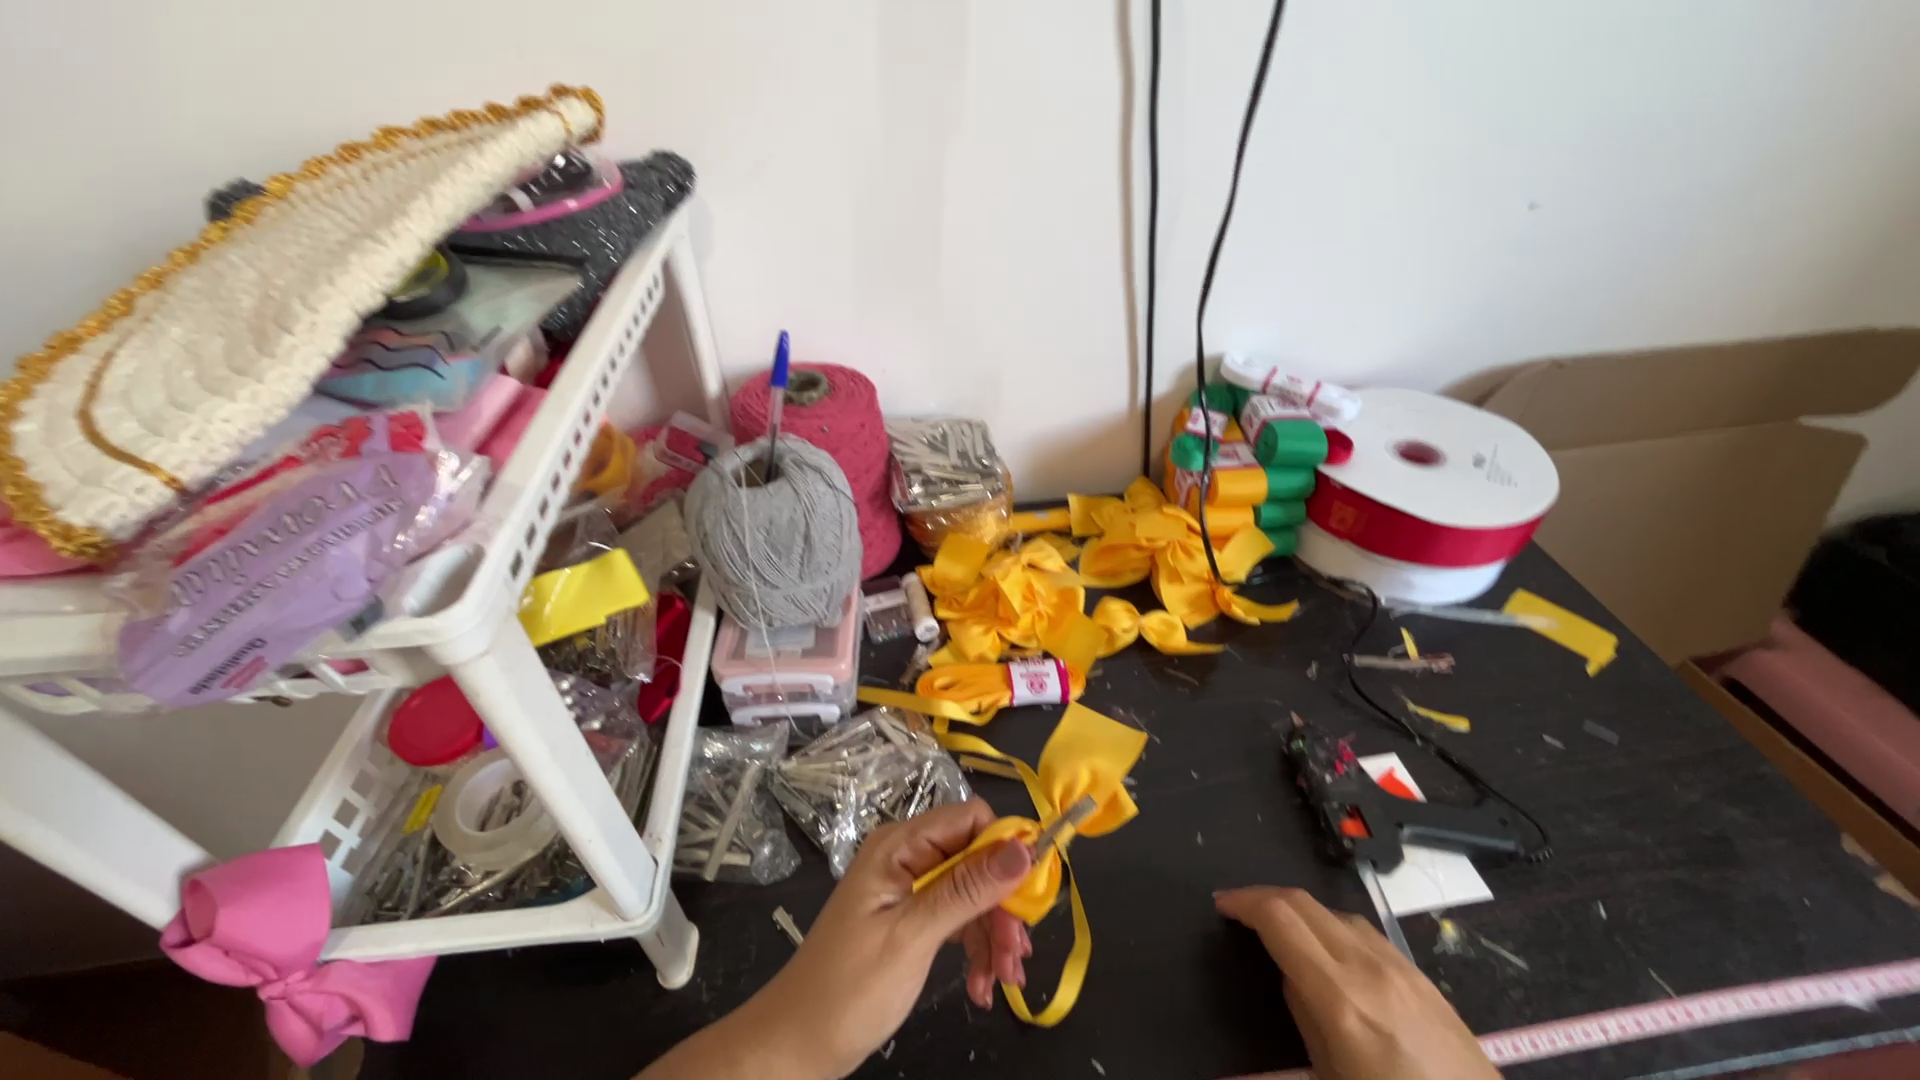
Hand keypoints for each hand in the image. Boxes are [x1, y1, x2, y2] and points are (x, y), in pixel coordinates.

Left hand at [740, 798, 1032, 1077]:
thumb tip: (1024, 846)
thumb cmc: (850, 987)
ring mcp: (910, 889)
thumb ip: (969, 888)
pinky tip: (982, 988)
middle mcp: (907, 857)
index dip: (1006, 848)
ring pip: (974, 894)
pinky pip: (959, 920)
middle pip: (978, 861)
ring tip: (1003, 981)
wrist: (798, 1044)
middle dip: (1002, 906)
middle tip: (1016, 956)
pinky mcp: (913, 919)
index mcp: (900, 845)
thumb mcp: (914, 935)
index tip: (1031, 893)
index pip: (971, 819)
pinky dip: (976, 950)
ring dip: (993, 936)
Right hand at [1215, 886, 1496, 1079]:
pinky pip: (1365, 932)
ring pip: (1335, 911)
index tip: (1221, 905)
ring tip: (1278, 926)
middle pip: (1304, 902)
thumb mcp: (1329, 1074)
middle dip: (1264, 896)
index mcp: (1340, 998)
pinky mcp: (1422, 976)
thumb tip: (1289, 975)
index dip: (1244, 902)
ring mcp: (1400, 968)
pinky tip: (1327, 946)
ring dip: (1299, 908)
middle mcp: (1369, 969)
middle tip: (1238, 908)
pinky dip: (1331, 924)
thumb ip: (1304, 1015)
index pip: (1280, 919)